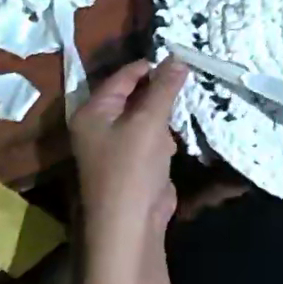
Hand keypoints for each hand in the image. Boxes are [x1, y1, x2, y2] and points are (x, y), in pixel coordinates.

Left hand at [70, 60, 188, 246]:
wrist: (130, 225)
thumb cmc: (132, 166)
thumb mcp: (150, 121)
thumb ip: (164, 87)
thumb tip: (178, 58)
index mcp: (93, 111)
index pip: (123, 76)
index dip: (151, 66)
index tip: (181, 60)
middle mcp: (99, 125)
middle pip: (133, 94)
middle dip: (160, 88)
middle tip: (189, 78)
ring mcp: (115, 146)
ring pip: (144, 115)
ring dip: (164, 112)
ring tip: (187, 102)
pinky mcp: (132, 163)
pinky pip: (150, 136)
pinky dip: (164, 133)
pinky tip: (177, 136)